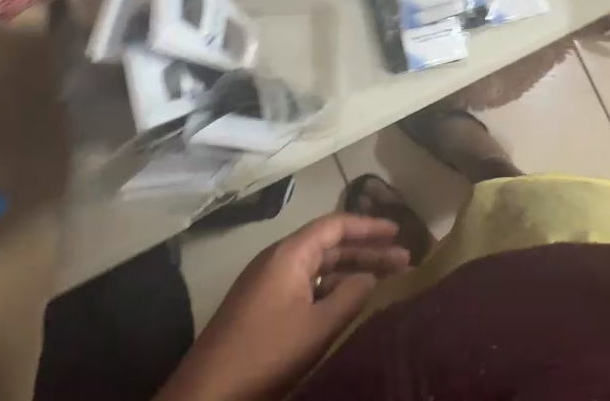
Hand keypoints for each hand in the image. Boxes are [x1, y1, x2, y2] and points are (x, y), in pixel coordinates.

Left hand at [162, 213, 410, 400]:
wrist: (206, 395)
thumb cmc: (265, 354)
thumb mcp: (316, 328)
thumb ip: (349, 298)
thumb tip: (371, 278)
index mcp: (288, 254)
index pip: (335, 225)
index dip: (369, 227)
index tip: (399, 231)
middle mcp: (277, 261)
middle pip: (329, 245)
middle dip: (367, 251)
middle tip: (403, 260)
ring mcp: (267, 285)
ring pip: (318, 268)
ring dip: (351, 272)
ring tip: (385, 281)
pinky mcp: (261, 309)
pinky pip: (305, 287)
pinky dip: (331, 290)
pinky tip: (349, 304)